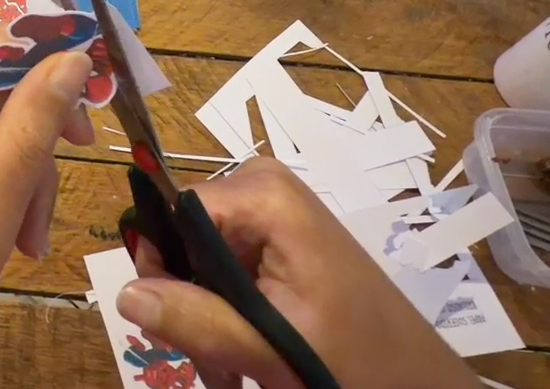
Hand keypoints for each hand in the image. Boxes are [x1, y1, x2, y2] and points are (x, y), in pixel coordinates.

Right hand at [117, 157, 480, 388]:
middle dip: (188, 297)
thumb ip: (196, 319)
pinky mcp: (278, 225)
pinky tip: (244, 346)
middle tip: (214, 361)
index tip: (177, 325)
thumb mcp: (270, 348)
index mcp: (263, 192)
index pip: (174, 209)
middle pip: (185, 229)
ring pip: (199, 249)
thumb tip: (124, 293)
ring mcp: (272, 202)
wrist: (425, 386)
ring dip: (204, 309)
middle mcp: (261, 181)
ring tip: (232, 365)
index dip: (164, 264)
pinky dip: (225, 303)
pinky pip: (224, 254)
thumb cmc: (357, 364)